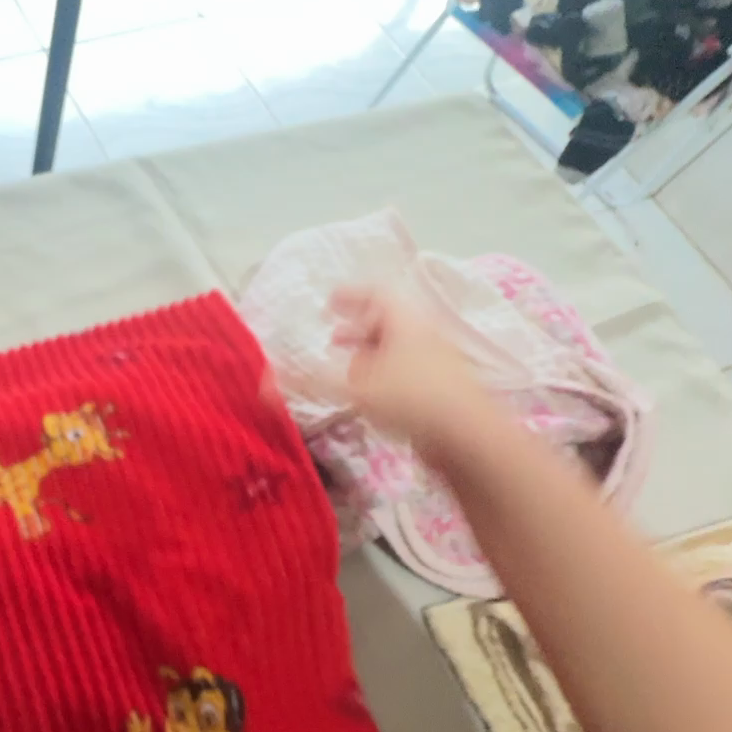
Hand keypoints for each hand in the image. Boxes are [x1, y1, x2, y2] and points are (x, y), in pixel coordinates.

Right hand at [297, 283, 505, 459]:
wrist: (470, 437)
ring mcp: (434, 363)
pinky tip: (368, 396)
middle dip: (356, 327)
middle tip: (330, 337)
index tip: (328, 301)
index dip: (351, 295)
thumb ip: (307, 383)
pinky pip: (404, 370)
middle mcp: (422, 336)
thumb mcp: (352, 390)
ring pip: (396, 348)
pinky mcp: (439, 389)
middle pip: (388, 321)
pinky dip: (380, 374)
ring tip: (345, 369)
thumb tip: (261, 381)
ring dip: (368, 354)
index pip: (377, 294)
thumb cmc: (411, 400)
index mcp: (405, 323)